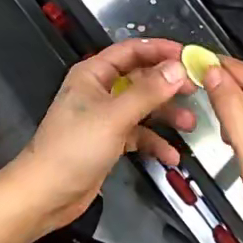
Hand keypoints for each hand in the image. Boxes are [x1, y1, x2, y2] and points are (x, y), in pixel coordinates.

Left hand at [6, 38, 197, 230]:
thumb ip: (147, 92)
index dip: (160, 50)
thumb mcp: (114, 116)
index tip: (189, 56)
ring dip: (165, 115)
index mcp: (93, 74)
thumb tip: (177, 68)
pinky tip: (171, 156)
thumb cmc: (74, 147)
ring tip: (189, 124)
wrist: (47, 192)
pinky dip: (154, 142)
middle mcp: (99, 90)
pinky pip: (137, 134)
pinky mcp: (108, 141)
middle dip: (167, 84)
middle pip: (140, 78)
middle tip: (195, 90)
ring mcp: (104, 117)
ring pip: (142, 107)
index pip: (131, 51)